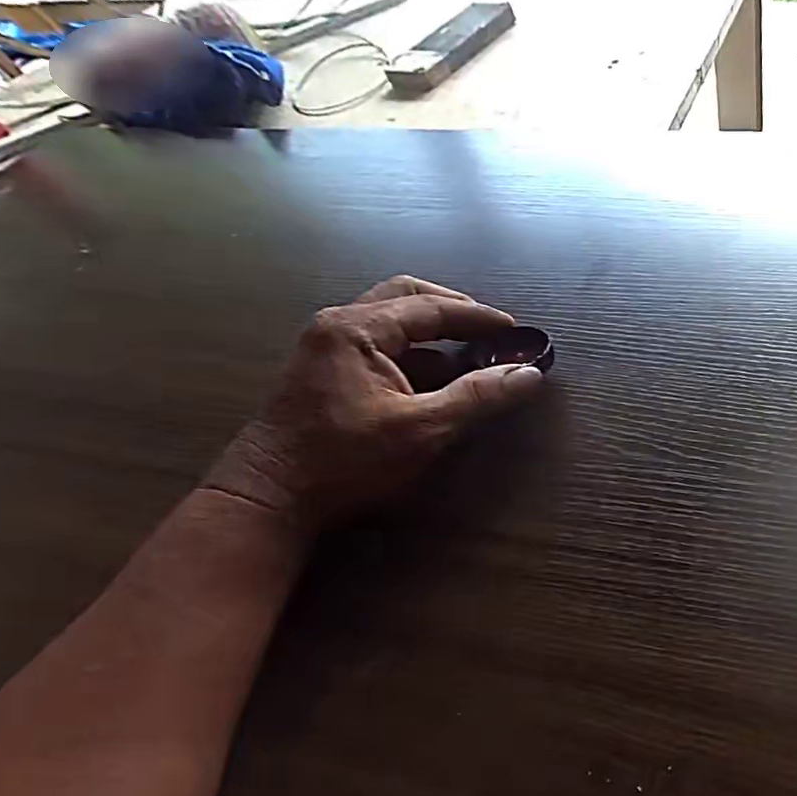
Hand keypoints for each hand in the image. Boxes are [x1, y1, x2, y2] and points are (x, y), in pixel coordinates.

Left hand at [205, 276, 545, 527]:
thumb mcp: (420, 431)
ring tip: (467, 353)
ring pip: (388, 320)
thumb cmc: (343, 461)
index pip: (430, 308)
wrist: (268, 497)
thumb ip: (476, 398)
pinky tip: (430, 378)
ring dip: (430, 332)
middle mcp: (338, 325)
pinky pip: (375, 344)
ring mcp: (325, 346)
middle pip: (405, 298)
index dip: (477, 316)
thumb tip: (528, 374)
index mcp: (358, 328)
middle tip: (488, 331)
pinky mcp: (322, 370)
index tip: (513, 329)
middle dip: (451, 311)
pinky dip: (409, 352)